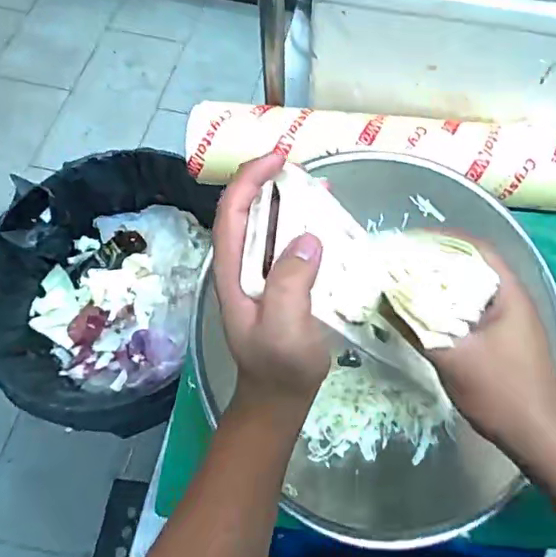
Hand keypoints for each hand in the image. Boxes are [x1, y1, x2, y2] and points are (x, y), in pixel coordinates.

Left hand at [210, 152, 331, 414]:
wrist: (278, 398)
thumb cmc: (279, 366)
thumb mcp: (285, 329)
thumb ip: (290, 284)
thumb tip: (308, 238)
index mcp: (233, 271)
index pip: (233, 212)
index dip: (250, 179)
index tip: (278, 159)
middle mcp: (240, 265)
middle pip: (246, 210)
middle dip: (267, 180)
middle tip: (301, 167)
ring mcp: (257, 273)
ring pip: (265, 223)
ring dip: (285, 198)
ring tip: (316, 185)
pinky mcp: (276, 281)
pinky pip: (284, 241)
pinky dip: (299, 222)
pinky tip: (322, 219)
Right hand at [419, 239, 555, 455]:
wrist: (539, 437)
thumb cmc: (500, 392)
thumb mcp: (451, 358)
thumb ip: (415, 327)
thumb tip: (382, 301)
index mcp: (508, 294)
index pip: (476, 249)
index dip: (442, 239)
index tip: (410, 241)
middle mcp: (513, 299)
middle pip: (473, 266)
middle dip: (437, 260)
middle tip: (403, 261)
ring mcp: (512, 320)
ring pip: (472, 289)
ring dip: (443, 284)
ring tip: (409, 283)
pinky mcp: (506, 338)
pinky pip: (473, 309)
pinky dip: (450, 305)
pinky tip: (428, 314)